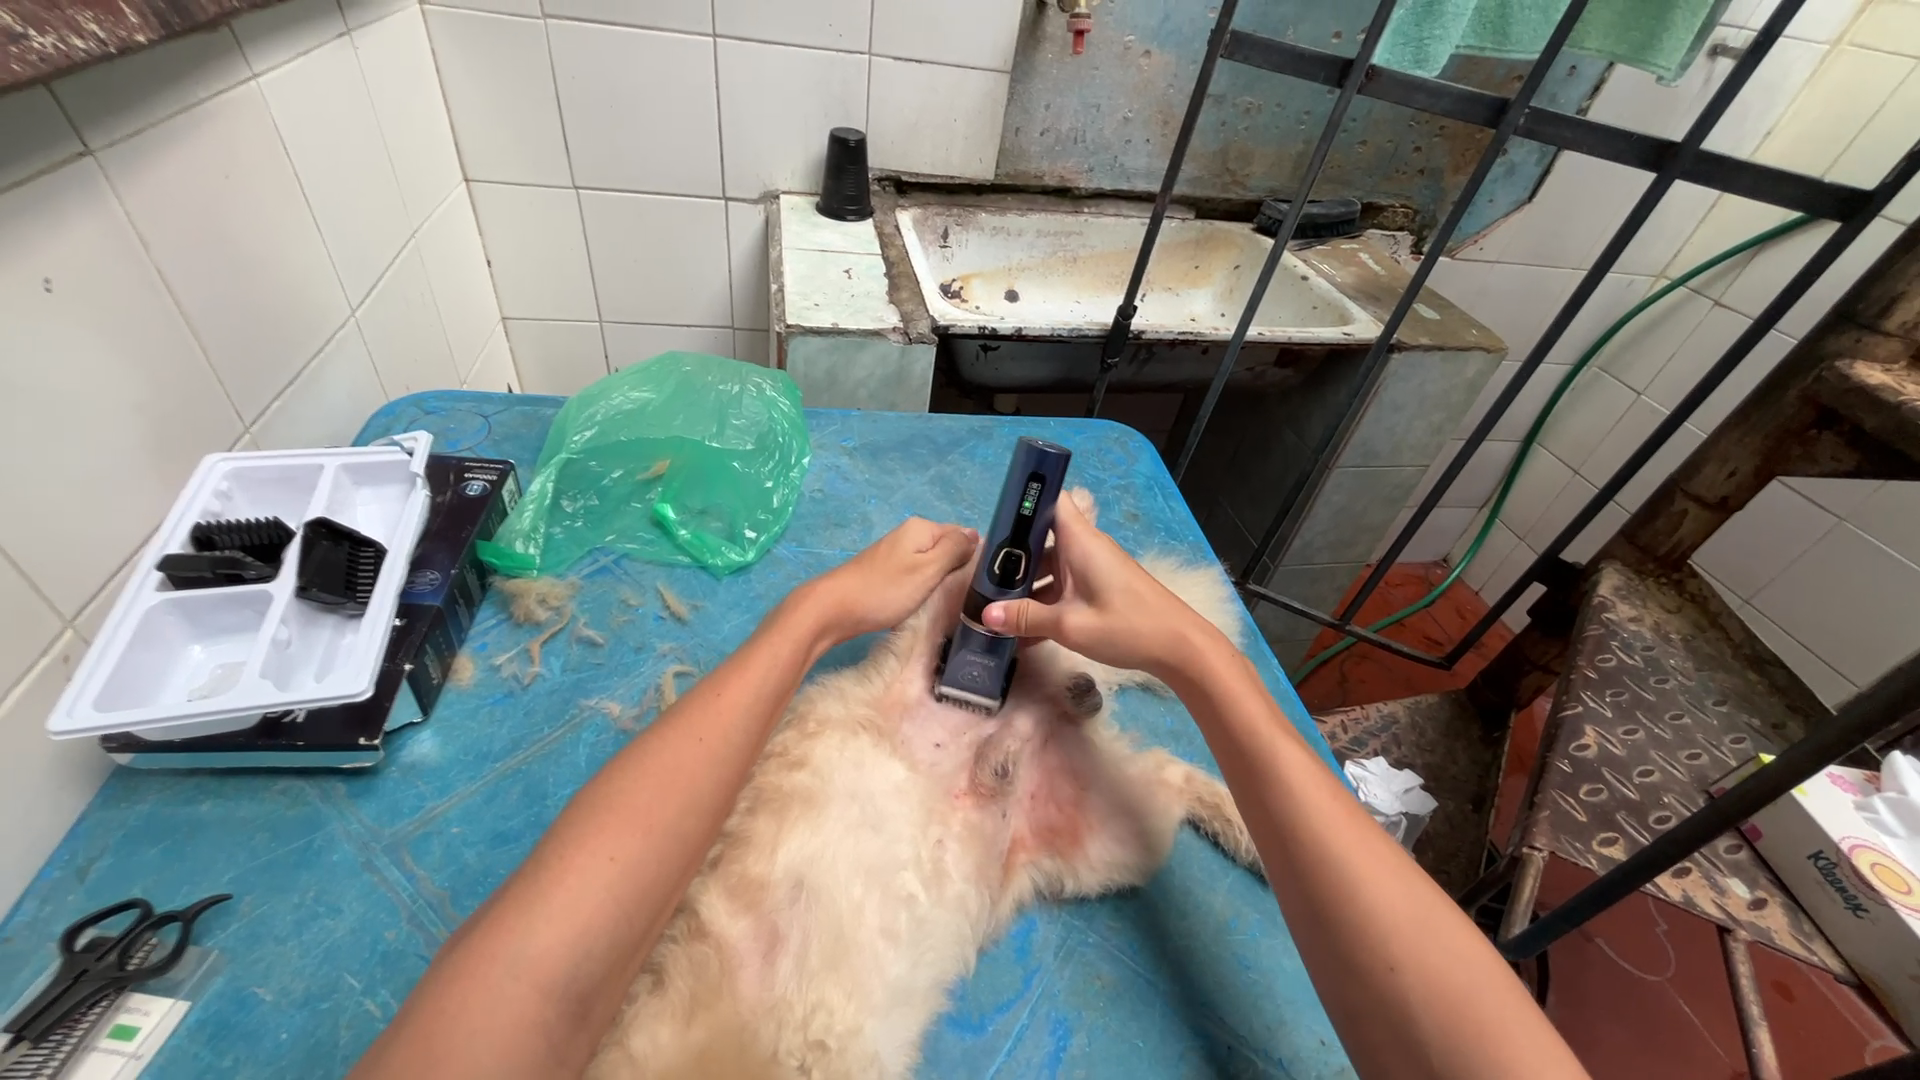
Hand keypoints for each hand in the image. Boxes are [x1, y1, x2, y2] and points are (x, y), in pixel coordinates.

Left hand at [796, 517, 976, 644]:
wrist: (835, 609)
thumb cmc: (886, 590)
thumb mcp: (929, 570)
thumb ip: (955, 549)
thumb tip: (976, 534)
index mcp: (922, 528)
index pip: (963, 535)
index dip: (973, 558)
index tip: (979, 584)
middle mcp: (909, 534)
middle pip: (947, 549)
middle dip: (956, 570)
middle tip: (963, 597)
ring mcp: (896, 552)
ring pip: (932, 564)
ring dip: (940, 581)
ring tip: (945, 602)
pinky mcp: (887, 571)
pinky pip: (917, 574)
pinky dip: (923, 588)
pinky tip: (923, 603)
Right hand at [981, 496, 1223, 678]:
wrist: (1179, 647)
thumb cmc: (1126, 625)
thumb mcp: (1069, 625)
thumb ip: (1025, 618)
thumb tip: (985, 615)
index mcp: (1079, 540)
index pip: (1050, 499)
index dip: (1022, 500)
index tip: (993, 520)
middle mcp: (1084, 547)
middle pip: (1040, 539)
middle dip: (1011, 558)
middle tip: (980, 578)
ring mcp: (1093, 568)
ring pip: (1050, 567)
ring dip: (1026, 587)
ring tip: (995, 609)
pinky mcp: (1099, 588)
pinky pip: (1063, 587)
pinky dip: (1044, 602)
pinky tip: (1023, 632)